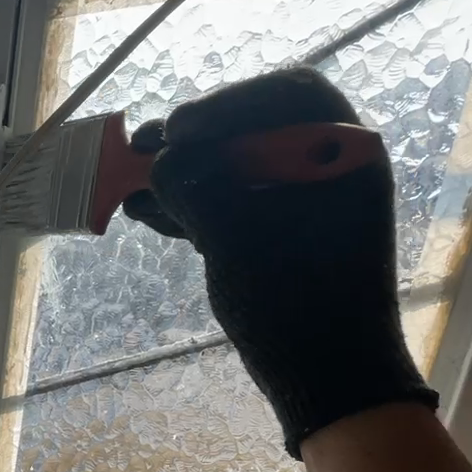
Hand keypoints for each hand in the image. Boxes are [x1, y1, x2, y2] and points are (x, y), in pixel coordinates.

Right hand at [122, 67, 436, 458]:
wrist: (326, 373)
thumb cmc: (296, 306)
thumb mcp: (241, 245)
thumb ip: (202, 194)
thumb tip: (161, 160)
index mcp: (341, 156)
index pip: (285, 97)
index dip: (225, 105)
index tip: (174, 131)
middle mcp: (322, 171)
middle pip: (251, 133)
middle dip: (191, 141)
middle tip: (139, 149)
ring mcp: (295, 207)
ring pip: (231, 172)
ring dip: (179, 176)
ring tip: (130, 183)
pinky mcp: (271, 238)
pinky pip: (226, 207)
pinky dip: (187, 207)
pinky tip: (147, 210)